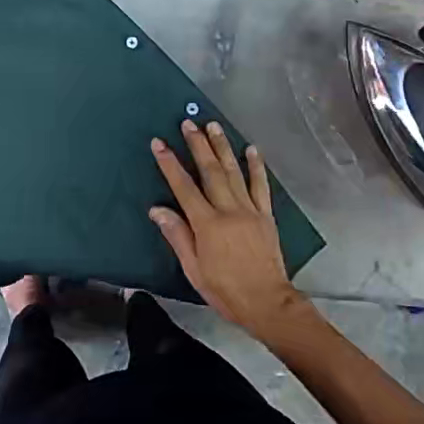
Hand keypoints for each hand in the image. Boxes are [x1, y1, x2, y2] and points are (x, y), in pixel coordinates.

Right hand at [149, 120, 311, 340]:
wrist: (266, 301)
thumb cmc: (225, 290)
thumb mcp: (193, 269)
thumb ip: (177, 236)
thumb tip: (158, 209)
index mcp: (207, 225)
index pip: (184, 188)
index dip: (170, 164)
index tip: (160, 144)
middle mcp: (229, 210)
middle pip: (210, 171)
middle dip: (197, 145)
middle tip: (188, 123)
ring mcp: (250, 209)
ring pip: (234, 172)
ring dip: (222, 147)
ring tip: (213, 126)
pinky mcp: (266, 214)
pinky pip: (260, 185)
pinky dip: (256, 166)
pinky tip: (251, 149)